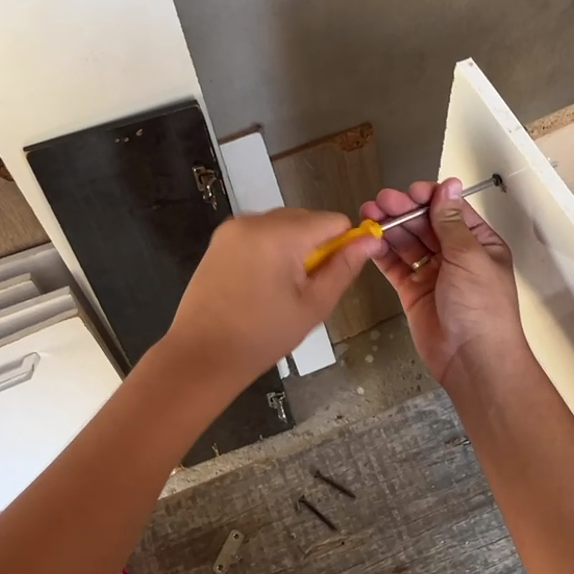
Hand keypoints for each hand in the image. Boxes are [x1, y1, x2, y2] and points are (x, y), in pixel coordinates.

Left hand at [163, 208, 376, 391]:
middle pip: (306, 219)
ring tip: (281, 288)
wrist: (202, 355)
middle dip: (315, 246)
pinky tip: (261, 283)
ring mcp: (233, 227)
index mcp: (280, 234)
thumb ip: (344, 267)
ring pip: (282, 224)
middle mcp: (255, 220)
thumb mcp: (314, 305)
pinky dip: (270, 249)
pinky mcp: (220, 239)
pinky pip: (259, 232)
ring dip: (293, 246)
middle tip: (305, 287)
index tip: (333, 275)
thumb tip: (371, 240)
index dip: (343, 244)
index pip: (332, 220)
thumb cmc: (263, 336)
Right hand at [361, 178, 526, 383]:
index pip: (451, 212)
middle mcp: (456, 256)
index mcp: (479, 244)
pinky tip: (369, 239)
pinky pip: (396, 266)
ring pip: (408, 243)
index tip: (410, 192)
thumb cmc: (481, 307)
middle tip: (382, 201)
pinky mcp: (413, 292)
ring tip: (369, 214)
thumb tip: (449, 185)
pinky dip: (383, 252)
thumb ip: (450, 221)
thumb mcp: (469, 256)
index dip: (430, 198)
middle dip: (404, 211)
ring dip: (390, 228)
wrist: (472, 360)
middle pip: (426, 225)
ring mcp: (434, 274)